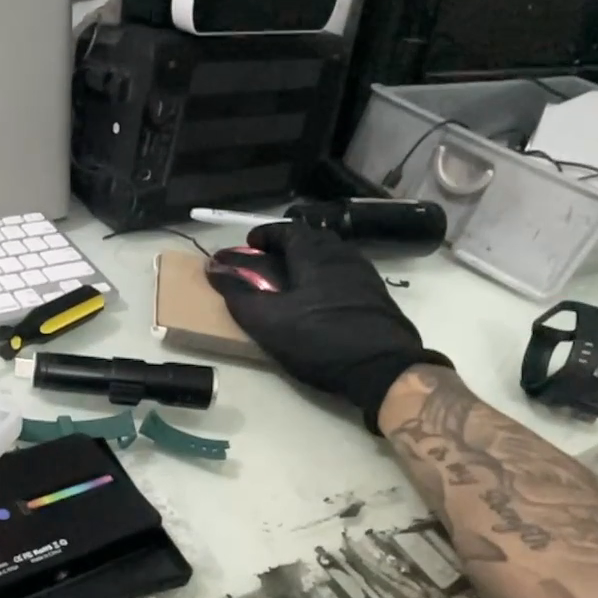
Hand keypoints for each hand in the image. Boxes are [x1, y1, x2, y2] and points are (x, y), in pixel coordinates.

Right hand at [209, 223, 449, 433]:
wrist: (384, 368)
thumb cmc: (320, 340)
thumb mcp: (269, 322)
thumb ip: (239, 294)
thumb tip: (214, 269)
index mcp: (315, 256)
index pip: (288, 230)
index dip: (266, 234)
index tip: (249, 244)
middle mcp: (343, 257)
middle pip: (312, 239)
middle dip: (287, 245)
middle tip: (268, 261)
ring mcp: (365, 276)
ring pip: (331, 256)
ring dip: (308, 261)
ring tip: (291, 281)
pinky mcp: (377, 297)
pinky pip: (345, 275)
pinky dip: (326, 278)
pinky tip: (319, 301)